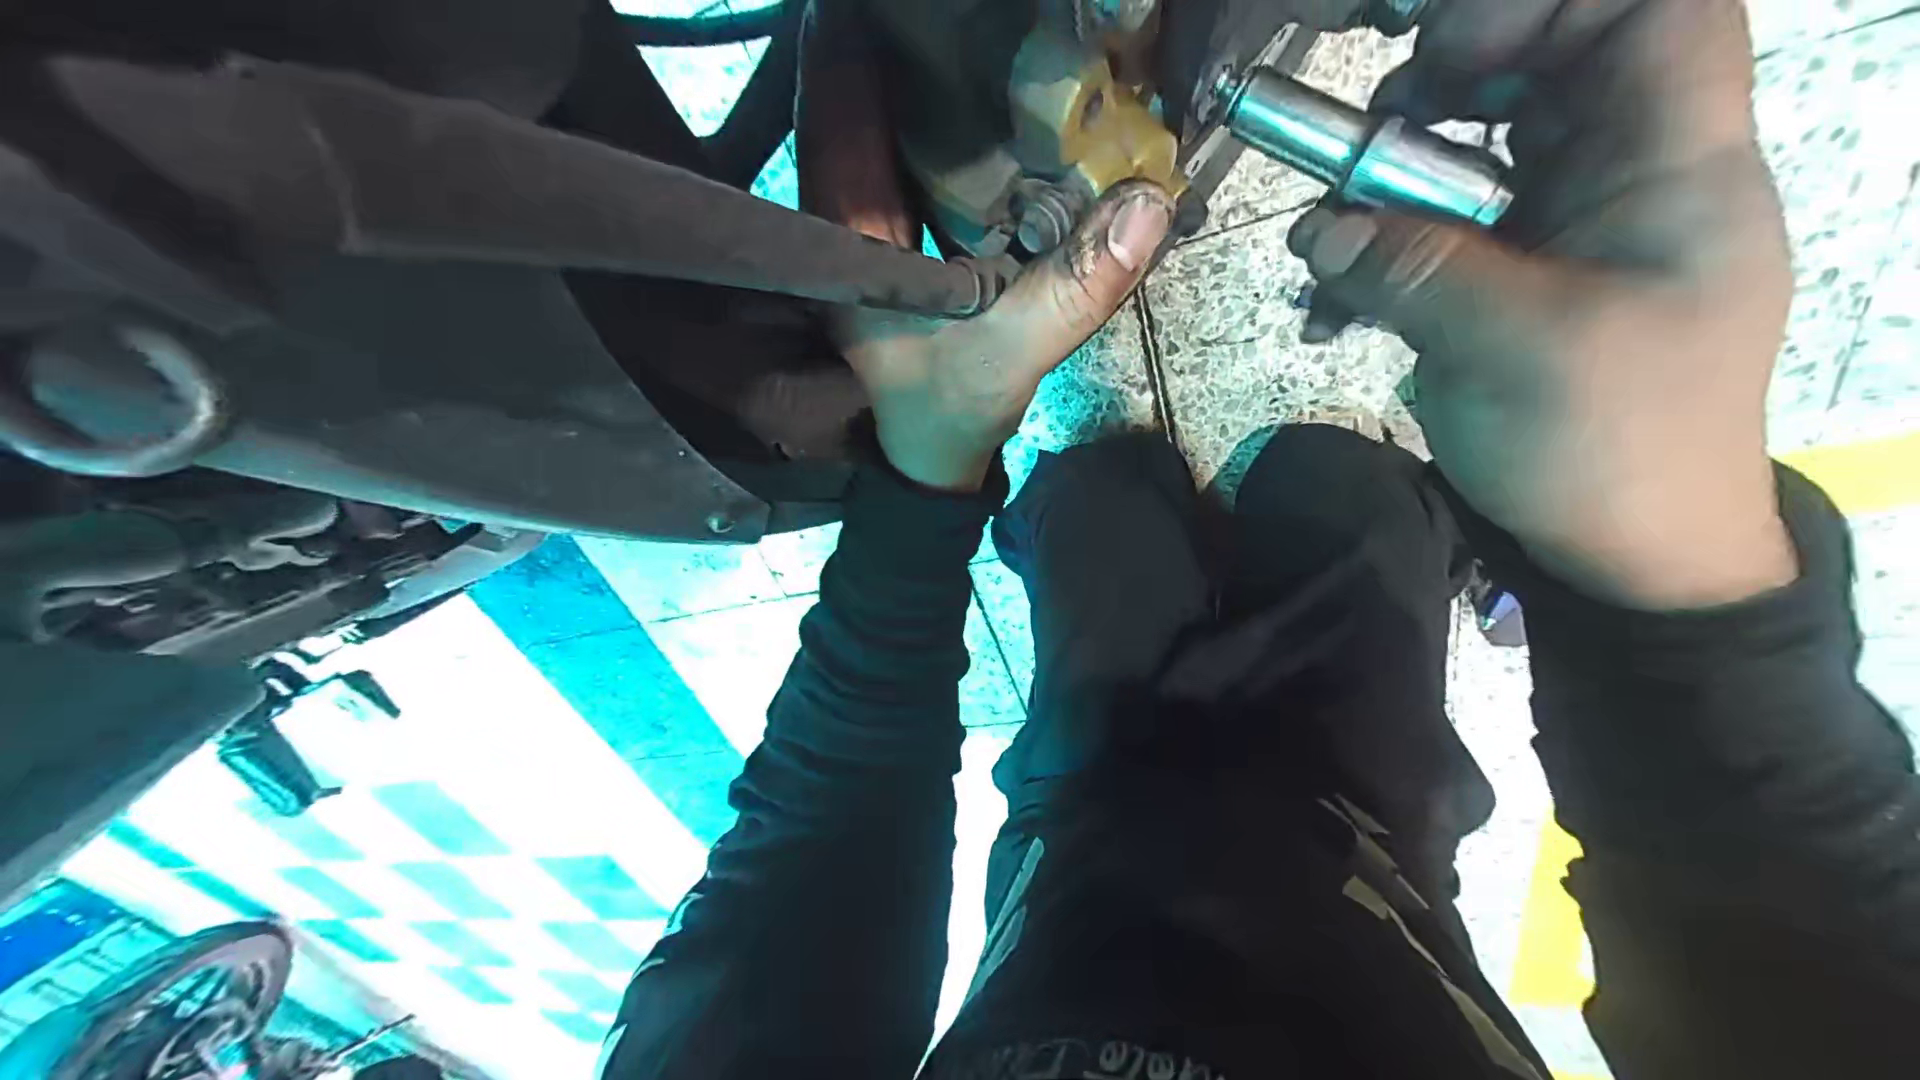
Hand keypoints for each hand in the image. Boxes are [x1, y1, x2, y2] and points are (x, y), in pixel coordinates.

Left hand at [796, 4, 1171, 492]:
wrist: (939, 454)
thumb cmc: (952, 411)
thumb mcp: (1010, 354)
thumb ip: (1072, 289)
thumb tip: (1148, 205)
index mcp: (841, 239)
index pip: (831, 107)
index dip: (858, 37)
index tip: (906, 0)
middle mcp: (842, 225)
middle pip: (858, 105)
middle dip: (904, 47)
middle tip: (964, 10)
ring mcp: (872, 234)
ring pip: (885, 132)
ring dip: (926, 82)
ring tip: (977, 33)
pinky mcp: (904, 244)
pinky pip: (916, 166)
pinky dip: (948, 130)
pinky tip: (990, 104)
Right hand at [1287, 0, 1797, 608]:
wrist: (1619, 547)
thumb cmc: (1604, 441)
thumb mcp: (1510, 347)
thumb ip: (1413, 273)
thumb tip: (1315, 229)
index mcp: (1672, 172)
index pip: (1647, 18)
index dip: (1547, 8)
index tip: (1441, 51)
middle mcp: (1614, 190)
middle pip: (1538, 86)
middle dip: (1438, 103)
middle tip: (1356, 147)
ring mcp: (1551, 246)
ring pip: (1465, 176)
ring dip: (1382, 204)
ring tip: (1321, 249)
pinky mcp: (1498, 297)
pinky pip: (1429, 252)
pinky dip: (1373, 270)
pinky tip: (1330, 315)